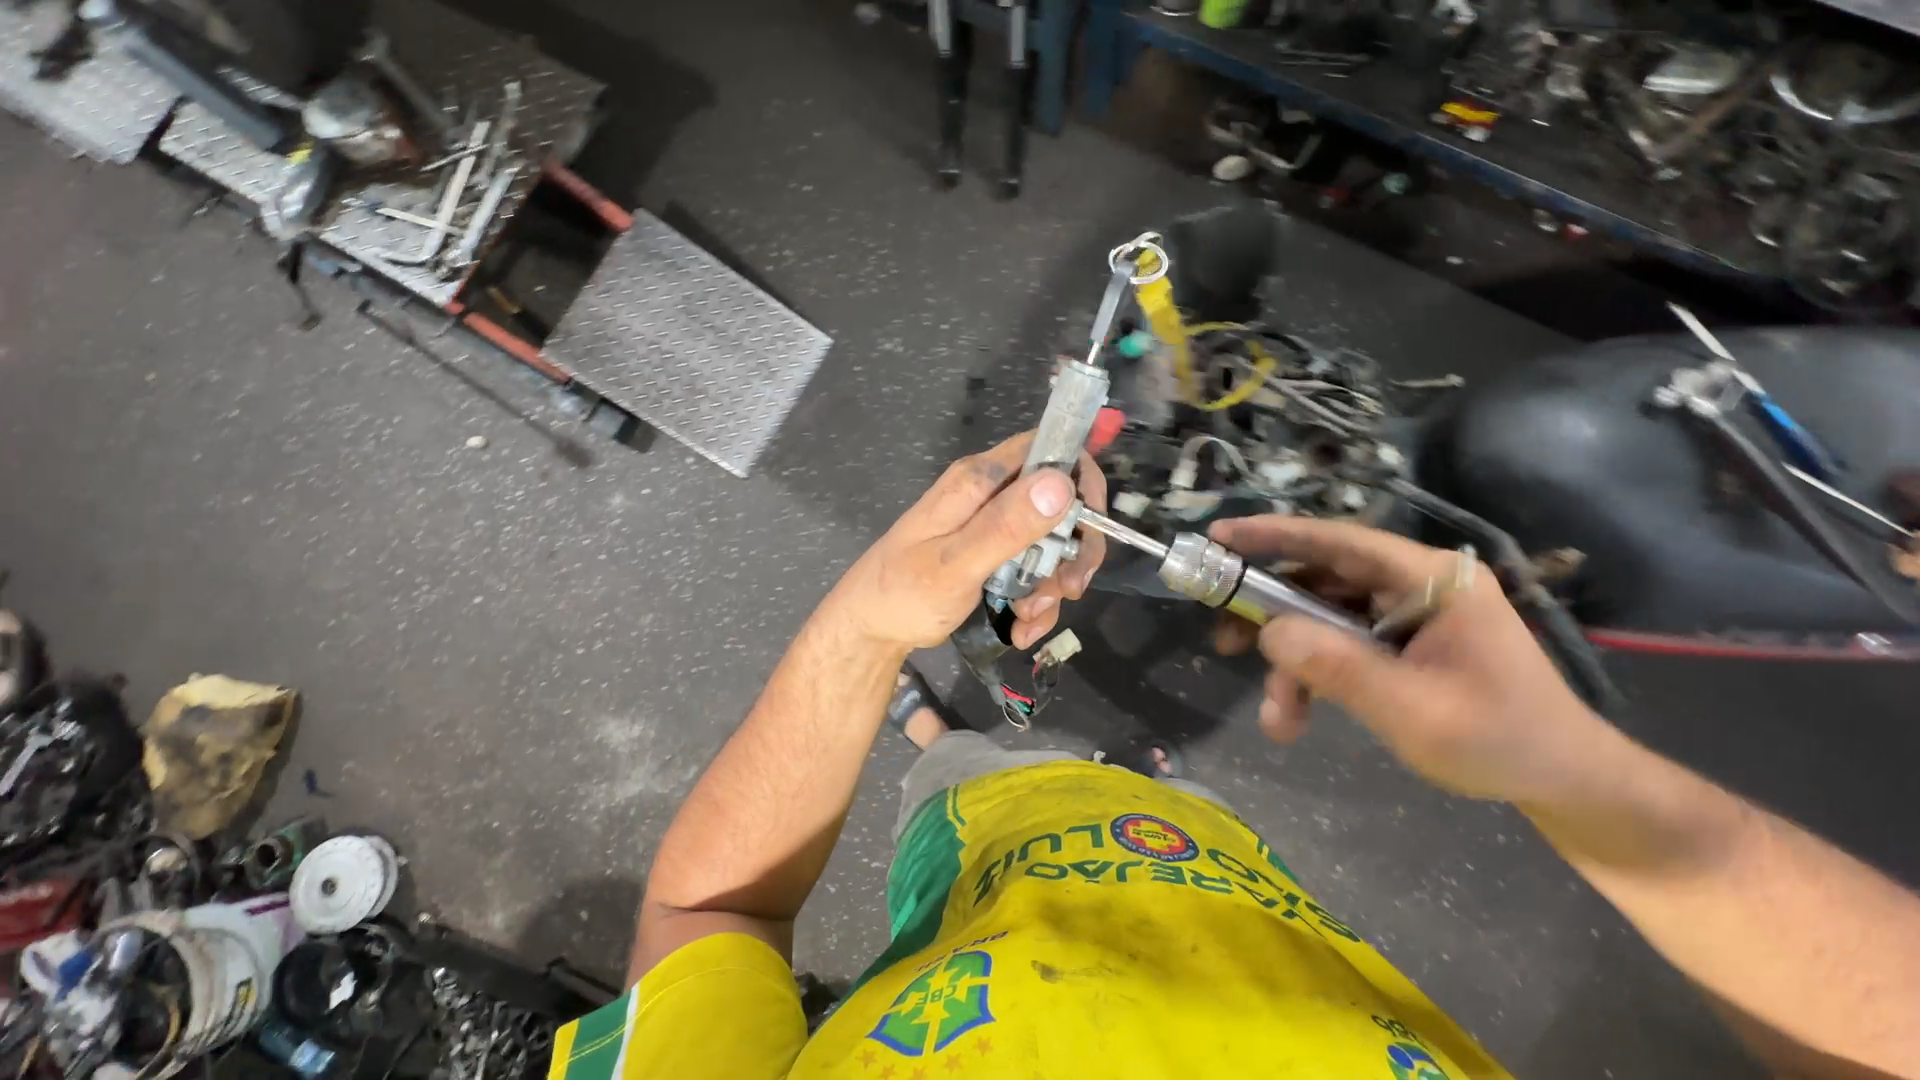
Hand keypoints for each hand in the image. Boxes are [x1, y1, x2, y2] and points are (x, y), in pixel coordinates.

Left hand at [826, 433, 1107, 652]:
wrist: (868, 631)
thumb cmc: (903, 594)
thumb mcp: (956, 564)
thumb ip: (1007, 525)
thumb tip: (1061, 482)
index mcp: (979, 481)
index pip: (1048, 449)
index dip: (1081, 478)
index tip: (1092, 524)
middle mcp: (990, 496)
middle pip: (1061, 503)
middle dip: (1073, 549)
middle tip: (1068, 588)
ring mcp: (992, 528)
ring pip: (1052, 544)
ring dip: (1053, 585)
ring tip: (1029, 618)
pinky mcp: (993, 558)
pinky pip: (1034, 572)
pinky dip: (1037, 602)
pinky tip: (1022, 628)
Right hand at [1209, 515, 1612, 804]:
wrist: (1563, 780)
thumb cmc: (1502, 740)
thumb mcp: (1414, 710)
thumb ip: (1340, 667)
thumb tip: (1270, 632)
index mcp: (1433, 579)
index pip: (1341, 541)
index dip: (1275, 535)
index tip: (1220, 537)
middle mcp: (1416, 584)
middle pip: (1322, 580)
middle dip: (1272, 616)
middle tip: (1224, 641)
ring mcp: (1408, 613)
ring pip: (1323, 619)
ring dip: (1291, 664)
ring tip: (1276, 719)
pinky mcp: (1402, 642)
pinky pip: (1340, 644)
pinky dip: (1313, 677)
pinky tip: (1296, 718)